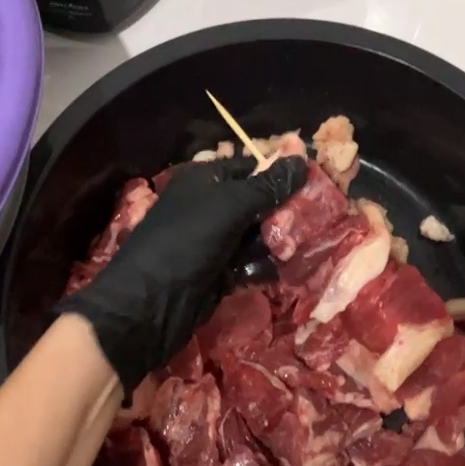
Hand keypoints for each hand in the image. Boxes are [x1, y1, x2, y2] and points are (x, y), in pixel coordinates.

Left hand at [55, 154, 308, 389]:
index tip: (314, 182)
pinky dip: (266, 266)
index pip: (250, 167)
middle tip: (317, 219)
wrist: (147, 305)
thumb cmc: (187, 240)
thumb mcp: (230, 206)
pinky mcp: (217, 273)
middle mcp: (208, 206)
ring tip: (307, 246)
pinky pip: (249, 263)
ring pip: (256, 234)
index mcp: (204, 180)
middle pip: (256, 202)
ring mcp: (212, 241)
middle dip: (284, 210)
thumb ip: (268, 186)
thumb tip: (302, 160)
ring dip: (280, 240)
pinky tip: (288, 270)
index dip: (280, 173)